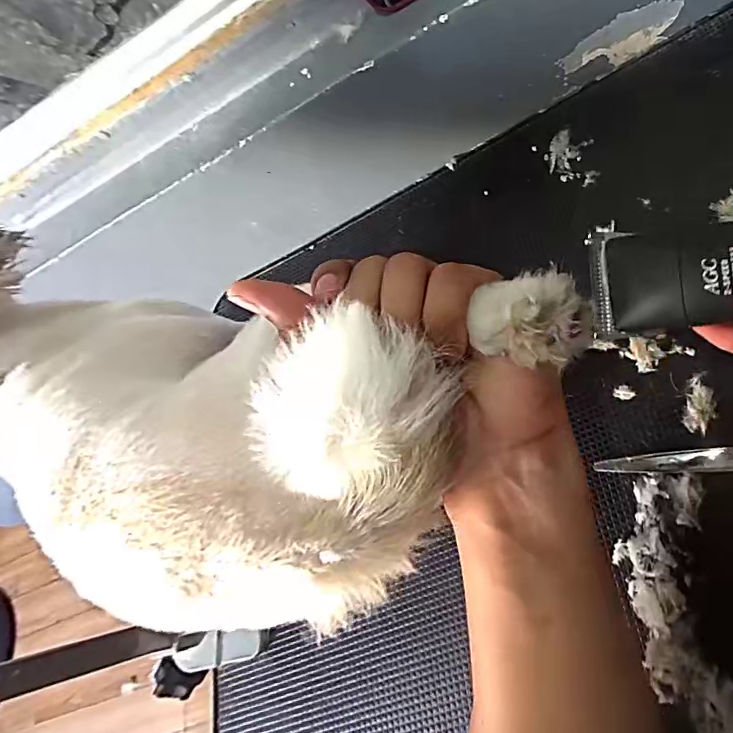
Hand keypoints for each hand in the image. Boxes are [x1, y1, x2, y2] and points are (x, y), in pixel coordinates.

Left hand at [226, 255, 577, 512]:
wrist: (487, 466)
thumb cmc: (421, 441)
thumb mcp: (346, 396)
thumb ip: (307, 338)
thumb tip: (241, 287)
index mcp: (379, 321)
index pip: (346, 272)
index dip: (336, 288)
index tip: (335, 318)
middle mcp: (414, 303)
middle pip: (376, 267)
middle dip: (376, 313)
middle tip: (396, 362)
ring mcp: (454, 298)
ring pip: (412, 268)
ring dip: (415, 318)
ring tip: (432, 361)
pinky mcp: (492, 297)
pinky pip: (456, 278)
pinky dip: (450, 311)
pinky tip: (458, 348)